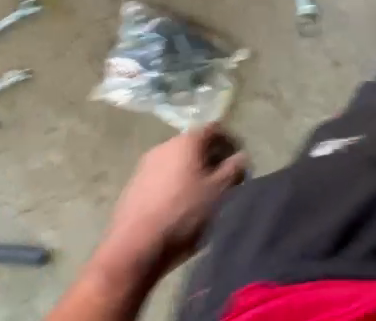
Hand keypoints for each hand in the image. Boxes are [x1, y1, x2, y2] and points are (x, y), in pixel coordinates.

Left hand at [97, 124, 249, 279]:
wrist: (134, 247)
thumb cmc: (182, 214)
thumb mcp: (218, 193)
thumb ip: (233, 170)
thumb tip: (242, 156)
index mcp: (186, 141)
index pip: (214, 128)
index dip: (229, 141)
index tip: (238, 161)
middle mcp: (164, 145)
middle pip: (194, 144)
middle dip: (210, 158)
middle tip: (222, 179)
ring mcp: (145, 164)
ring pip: (176, 160)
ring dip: (191, 171)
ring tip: (201, 195)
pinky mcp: (133, 184)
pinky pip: (161, 175)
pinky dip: (174, 183)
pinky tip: (178, 205)